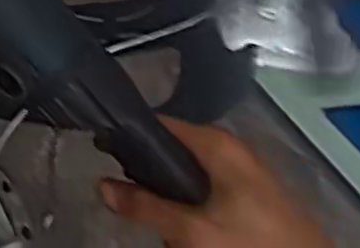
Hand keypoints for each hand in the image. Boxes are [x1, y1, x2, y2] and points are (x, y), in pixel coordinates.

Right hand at [100, 118, 329, 247]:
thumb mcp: (195, 234)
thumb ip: (145, 206)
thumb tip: (101, 185)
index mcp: (217, 143)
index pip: (158, 123)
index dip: (130, 139)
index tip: (105, 157)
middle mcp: (232, 150)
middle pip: (174, 153)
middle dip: (154, 182)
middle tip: (137, 206)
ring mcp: (248, 177)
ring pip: (192, 180)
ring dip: (175, 204)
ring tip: (167, 231)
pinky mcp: (258, 205)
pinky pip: (212, 198)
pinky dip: (197, 215)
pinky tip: (193, 240)